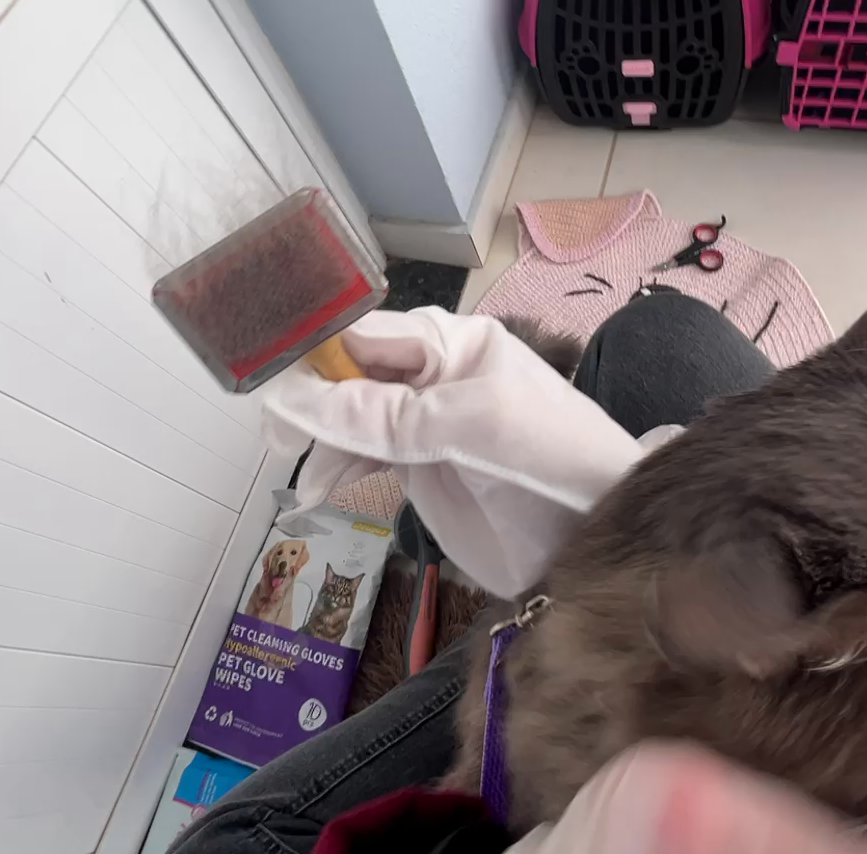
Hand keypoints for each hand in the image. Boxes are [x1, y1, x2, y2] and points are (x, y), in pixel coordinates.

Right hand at [260, 309, 642, 595]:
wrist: (594, 534)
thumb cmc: (552, 460)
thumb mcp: (477, 426)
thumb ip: (392, 416)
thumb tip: (299, 401)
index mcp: (454, 343)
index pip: (371, 334)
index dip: (320, 354)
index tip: (272, 384)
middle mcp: (434, 376)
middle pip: (352, 376)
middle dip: (314, 403)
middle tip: (281, 443)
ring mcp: (424, 424)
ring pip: (351, 419)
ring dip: (321, 442)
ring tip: (304, 477)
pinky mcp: (420, 468)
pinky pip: (364, 458)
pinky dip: (337, 470)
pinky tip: (321, 491)